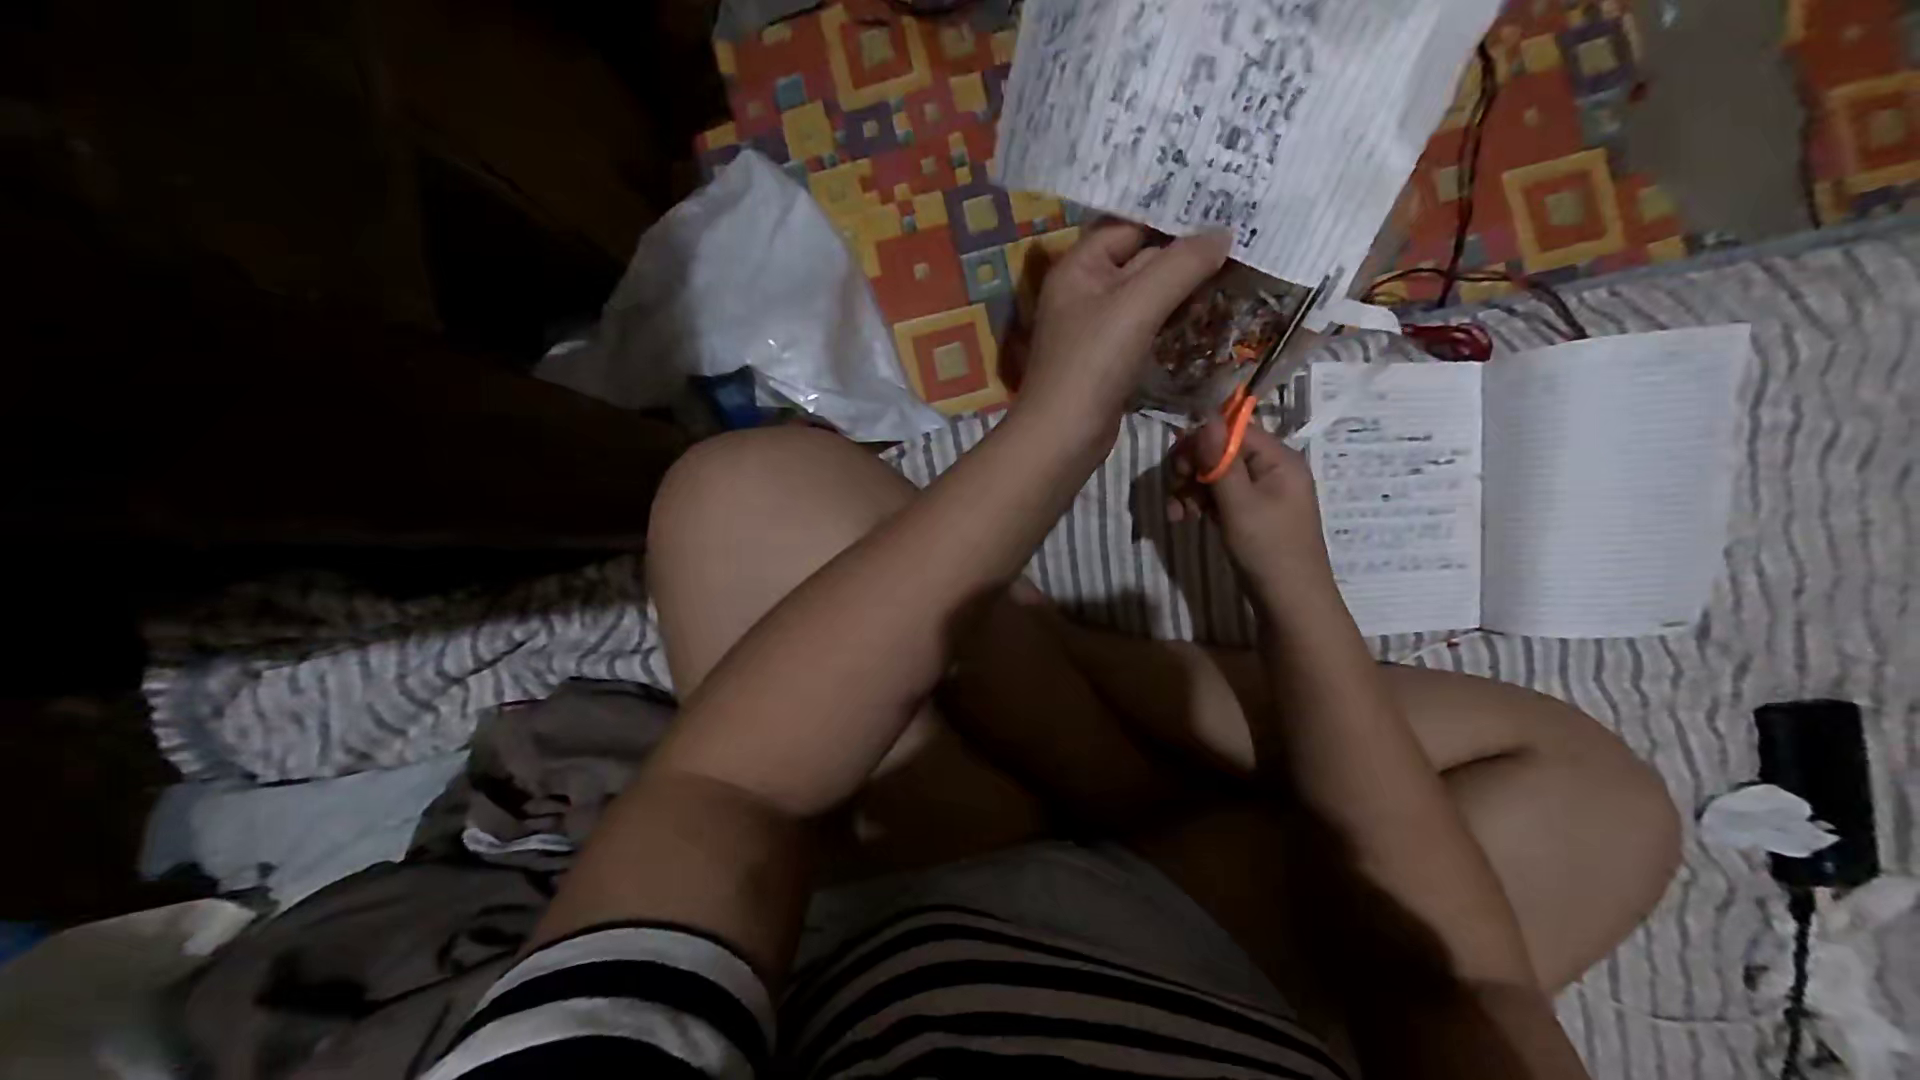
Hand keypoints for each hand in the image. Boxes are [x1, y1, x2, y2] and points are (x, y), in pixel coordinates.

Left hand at [1015, 221, 1230, 436]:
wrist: (1064, 437)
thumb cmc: (1092, 364)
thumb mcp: (1136, 305)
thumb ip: (1180, 265)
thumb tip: (1223, 233)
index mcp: (1079, 267)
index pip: (1129, 225)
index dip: (1172, 215)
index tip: (1224, 204)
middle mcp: (1085, 290)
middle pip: (1141, 258)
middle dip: (1186, 252)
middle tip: (1243, 237)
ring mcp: (1098, 326)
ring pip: (1148, 295)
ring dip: (1185, 287)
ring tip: (1236, 270)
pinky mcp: (1112, 356)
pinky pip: (1148, 325)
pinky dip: (1174, 318)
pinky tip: (1208, 313)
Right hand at [1169, 420, 1340, 615]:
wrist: (1289, 602)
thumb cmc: (1268, 550)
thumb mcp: (1239, 505)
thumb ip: (1220, 461)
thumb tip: (1206, 417)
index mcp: (1278, 459)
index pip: (1233, 430)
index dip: (1201, 443)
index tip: (1179, 469)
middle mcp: (1271, 468)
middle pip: (1220, 450)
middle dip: (1192, 468)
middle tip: (1176, 492)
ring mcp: (1259, 491)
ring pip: (1214, 474)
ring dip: (1190, 489)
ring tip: (1177, 514)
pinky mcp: (1248, 511)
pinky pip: (1218, 495)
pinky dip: (1198, 504)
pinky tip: (1185, 519)